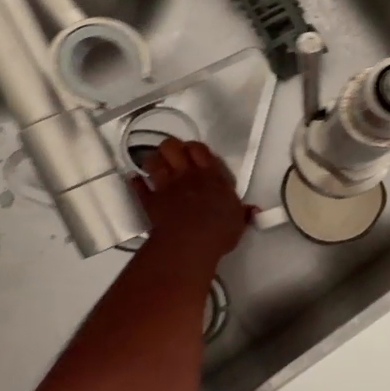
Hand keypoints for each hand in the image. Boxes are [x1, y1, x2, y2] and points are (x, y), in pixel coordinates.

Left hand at [131, 138, 249, 272]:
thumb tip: (251, 210)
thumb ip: (242, 212)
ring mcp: (165, 186)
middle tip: (174, 158)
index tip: (195, 156)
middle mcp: (186, 175)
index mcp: (211, 176)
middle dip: (170, 148)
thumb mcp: (238, 221)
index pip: (199, 149)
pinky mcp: (149, 201)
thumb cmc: (219, 231)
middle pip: (171, 147)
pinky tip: (138, 182)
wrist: (190, 244)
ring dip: (153, 161)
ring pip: (152, 161)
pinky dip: (137, 182)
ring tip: (157, 167)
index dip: (194, 148)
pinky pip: (138, 186)